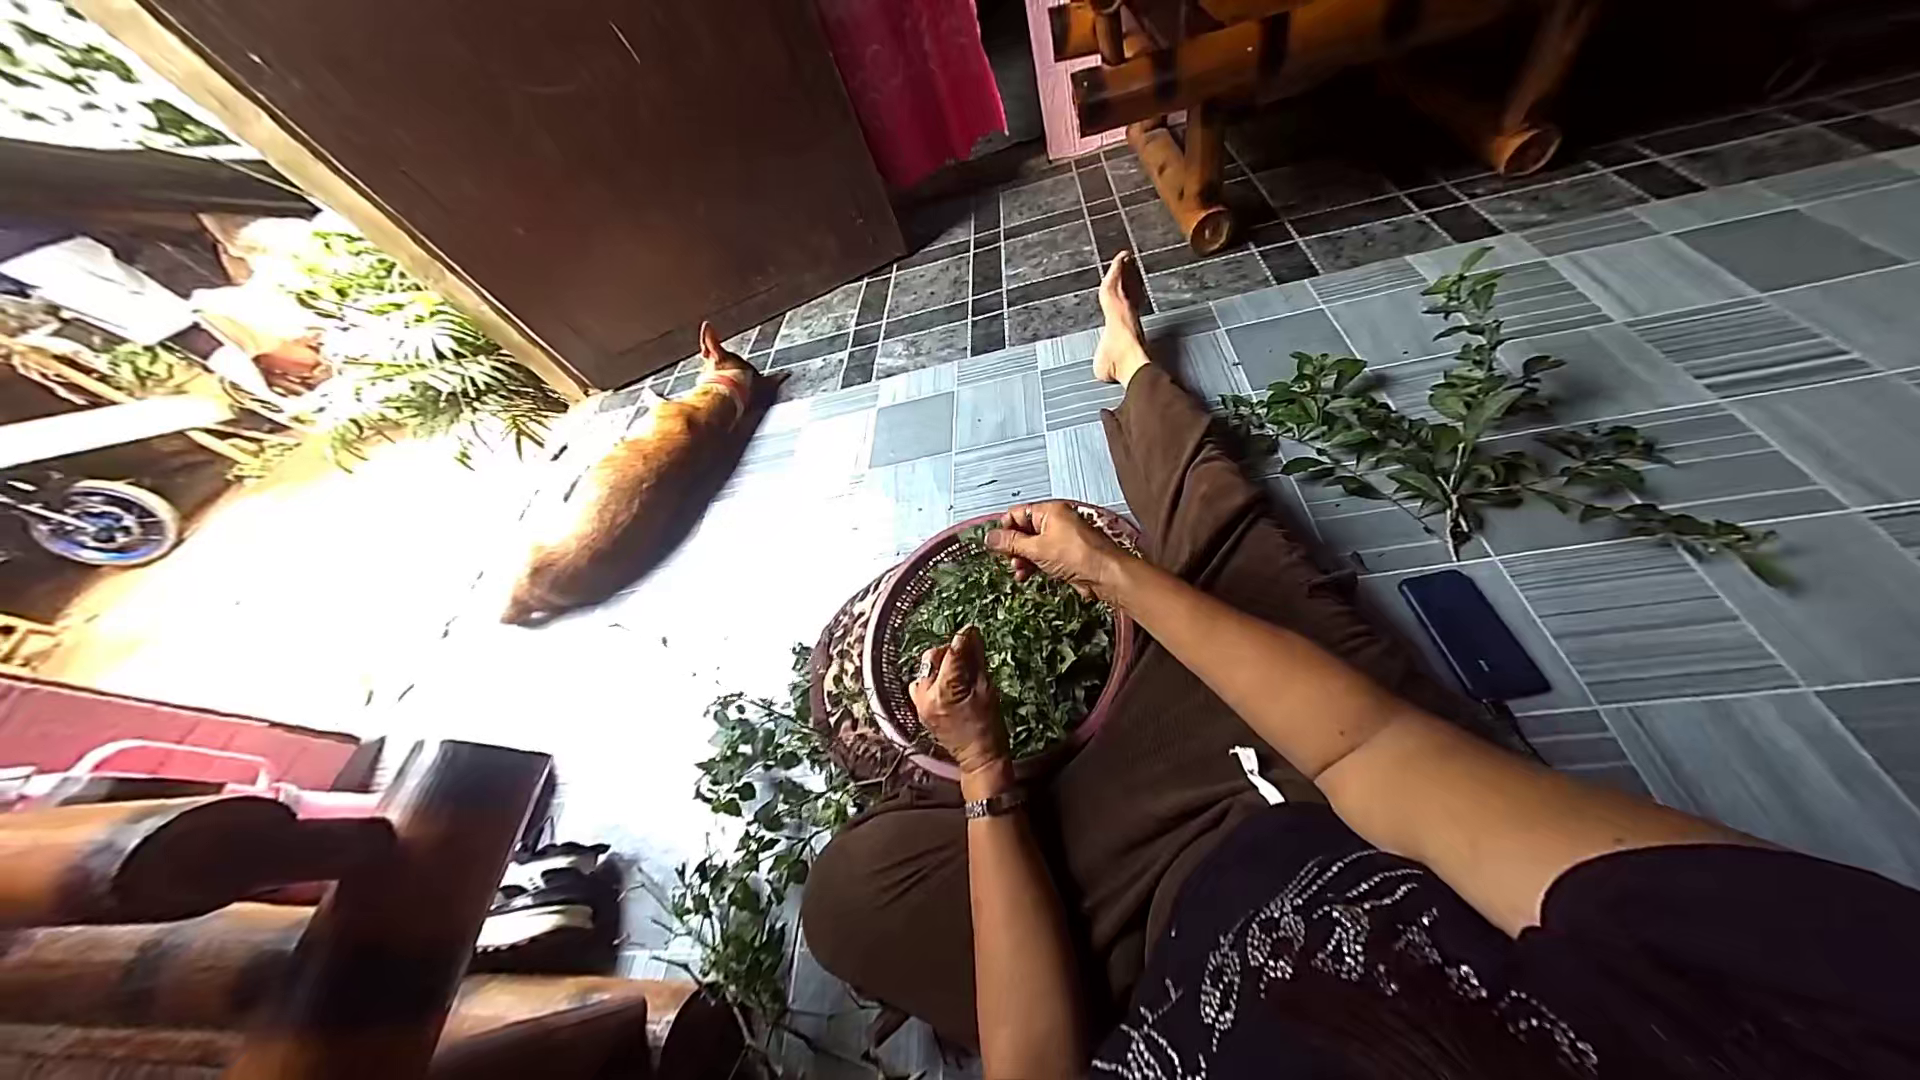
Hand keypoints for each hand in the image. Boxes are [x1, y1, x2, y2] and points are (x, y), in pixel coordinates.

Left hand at [909, 625, 1007, 778]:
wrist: (980, 759)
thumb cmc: (989, 727)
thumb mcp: (987, 690)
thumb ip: (975, 661)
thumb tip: (972, 636)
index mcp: (944, 691)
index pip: (951, 654)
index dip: (962, 639)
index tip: (971, 630)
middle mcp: (925, 696)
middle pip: (931, 658)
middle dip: (949, 651)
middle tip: (967, 651)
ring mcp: (919, 705)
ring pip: (924, 670)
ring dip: (939, 664)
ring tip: (957, 669)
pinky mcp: (920, 711)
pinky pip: (921, 685)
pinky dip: (933, 678)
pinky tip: (949, 681)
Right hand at [984, 502, 1124, 597]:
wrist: (1106, 575)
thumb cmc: (1080, 555)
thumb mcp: (1036, 548)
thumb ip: (1011, 543)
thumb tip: (990, 537)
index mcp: (1050, 511)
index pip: (1017, 513)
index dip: (1005, 528)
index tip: (996, 543)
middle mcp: (1056, 521)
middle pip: (1024, 530)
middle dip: (1014, 546)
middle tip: (1007, 558)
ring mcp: (1062, 538)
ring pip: (1033, 546)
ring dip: (1022, 558)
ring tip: (1018, 570)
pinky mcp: (1066, 555)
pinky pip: (1043, 556)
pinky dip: (1034, 564)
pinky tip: (1027, 574)